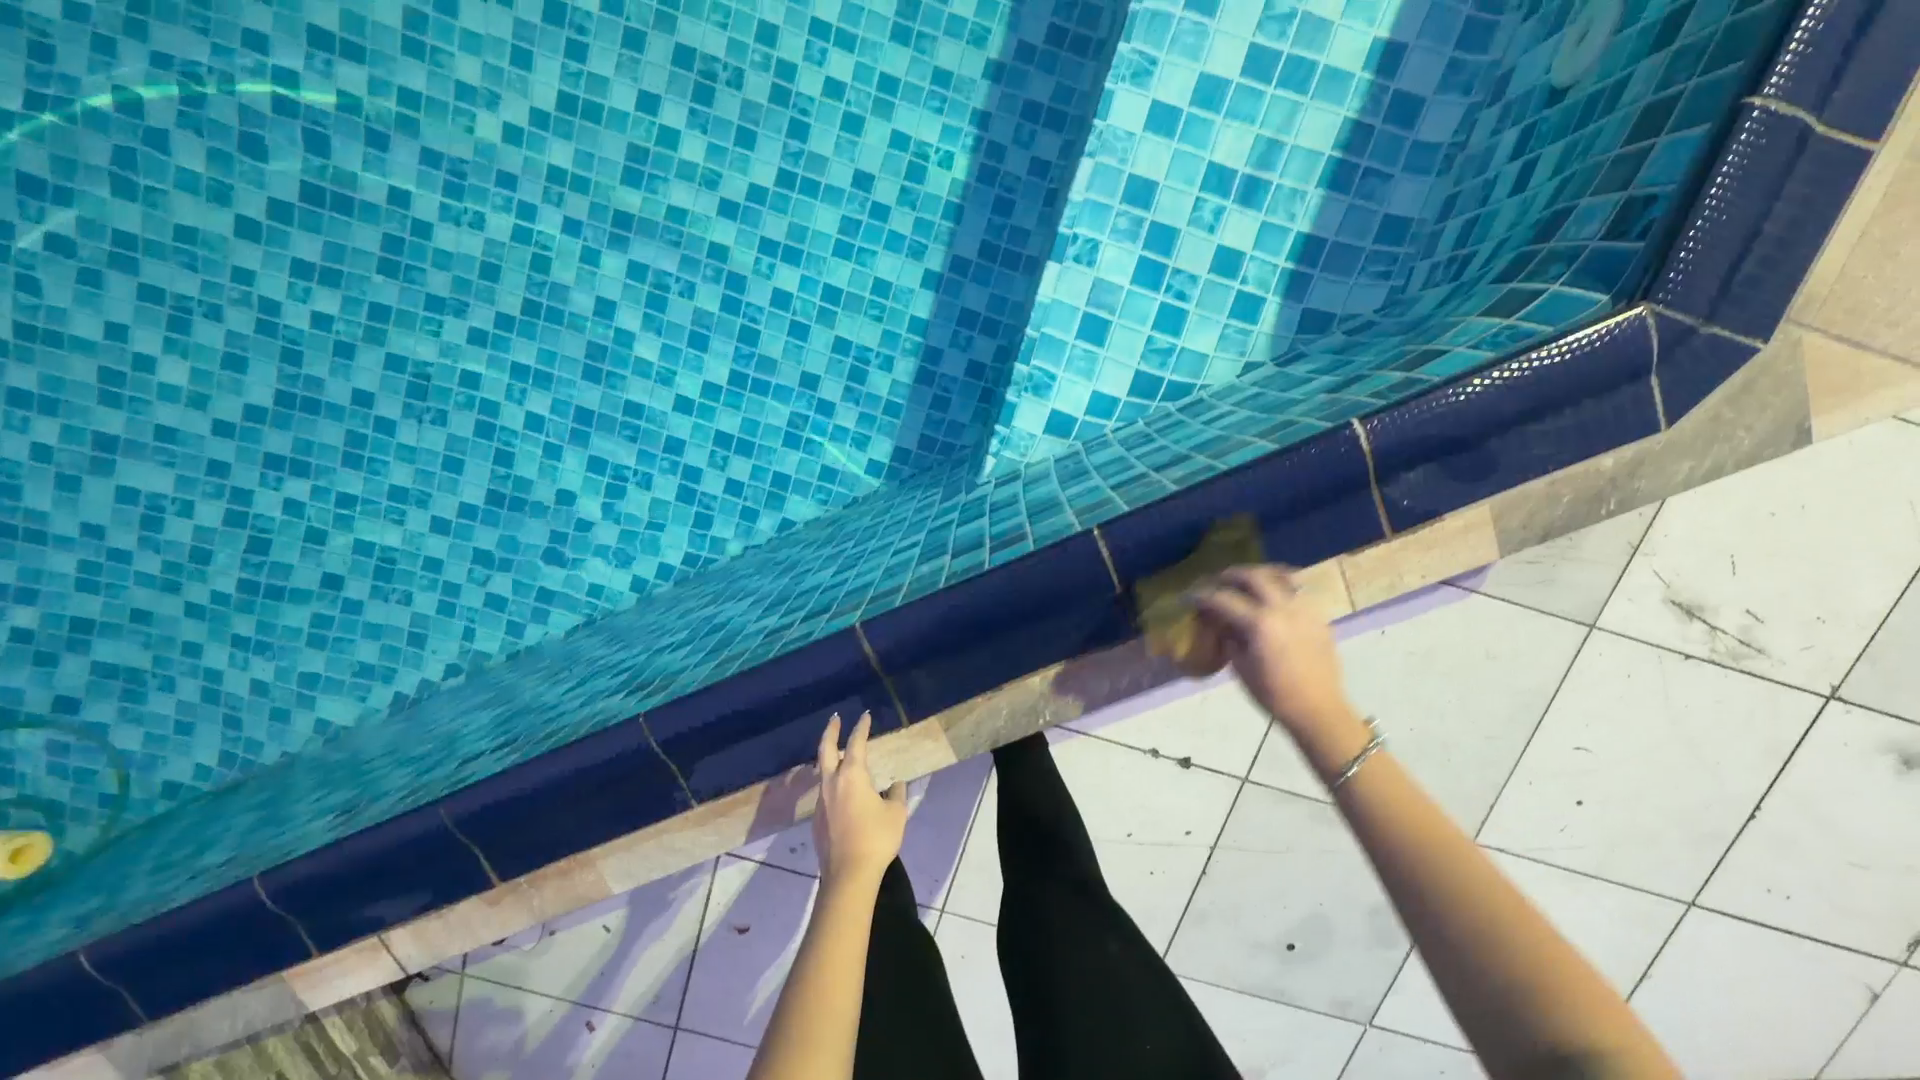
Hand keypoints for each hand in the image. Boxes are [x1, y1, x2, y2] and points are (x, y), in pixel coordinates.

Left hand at [812, 712, 907, 889]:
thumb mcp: (896, 814)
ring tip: (836, 753)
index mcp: (852, 776)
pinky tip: (842, 792)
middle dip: (831, 731)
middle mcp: (832, 783)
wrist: (849, 872)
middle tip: (835, 719)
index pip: (856, 744)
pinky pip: (824, 793)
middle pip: (826, 749)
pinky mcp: (818, 820)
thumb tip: (894, 784)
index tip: (864, 716)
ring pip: (822, 771)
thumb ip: (895, 795)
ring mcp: (822, 802)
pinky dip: (831, 783)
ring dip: (828, 757)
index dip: (861, 728)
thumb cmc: (877, 838)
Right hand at [1190, 565, 1366, 760]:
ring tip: (1249, 581)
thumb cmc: (1274, 695)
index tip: (1191, 596)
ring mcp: (1305, 609)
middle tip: (1219, 580)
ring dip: (1260, 575)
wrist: (1318, 709)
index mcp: (1260, 623)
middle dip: (1232, 575)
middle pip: (1254, 576)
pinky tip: (1273, 597)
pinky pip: (1298, 591)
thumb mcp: (1241, 667)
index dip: (1203, 596)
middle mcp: (1283, 608)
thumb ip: (1230, 637)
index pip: (1224, 599)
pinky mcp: (1319, 617)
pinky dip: (1281, 587)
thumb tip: (1222, 622)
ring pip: (1281, 576)